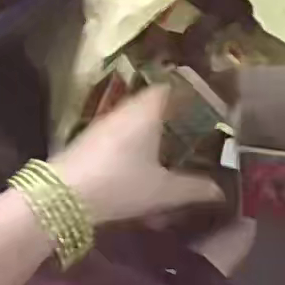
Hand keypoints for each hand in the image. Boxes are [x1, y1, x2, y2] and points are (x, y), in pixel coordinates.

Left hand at [50, 86, 224, 223]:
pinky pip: (118, 140)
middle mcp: (124, 111)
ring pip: (133, 124)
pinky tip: (138, 171)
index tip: (205, 106)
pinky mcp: (87, 143)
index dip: (188, 94)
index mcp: (147, 110)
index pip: (171, 87)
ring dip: (149, 137)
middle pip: (152, 106)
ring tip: (168, 156)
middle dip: (171, 120)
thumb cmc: (120, 184)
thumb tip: (221, 192)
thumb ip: (194, 189)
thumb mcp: (163, 190)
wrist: (63, 196)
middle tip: (192, 135)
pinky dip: (131, 150)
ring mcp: (103, 126)